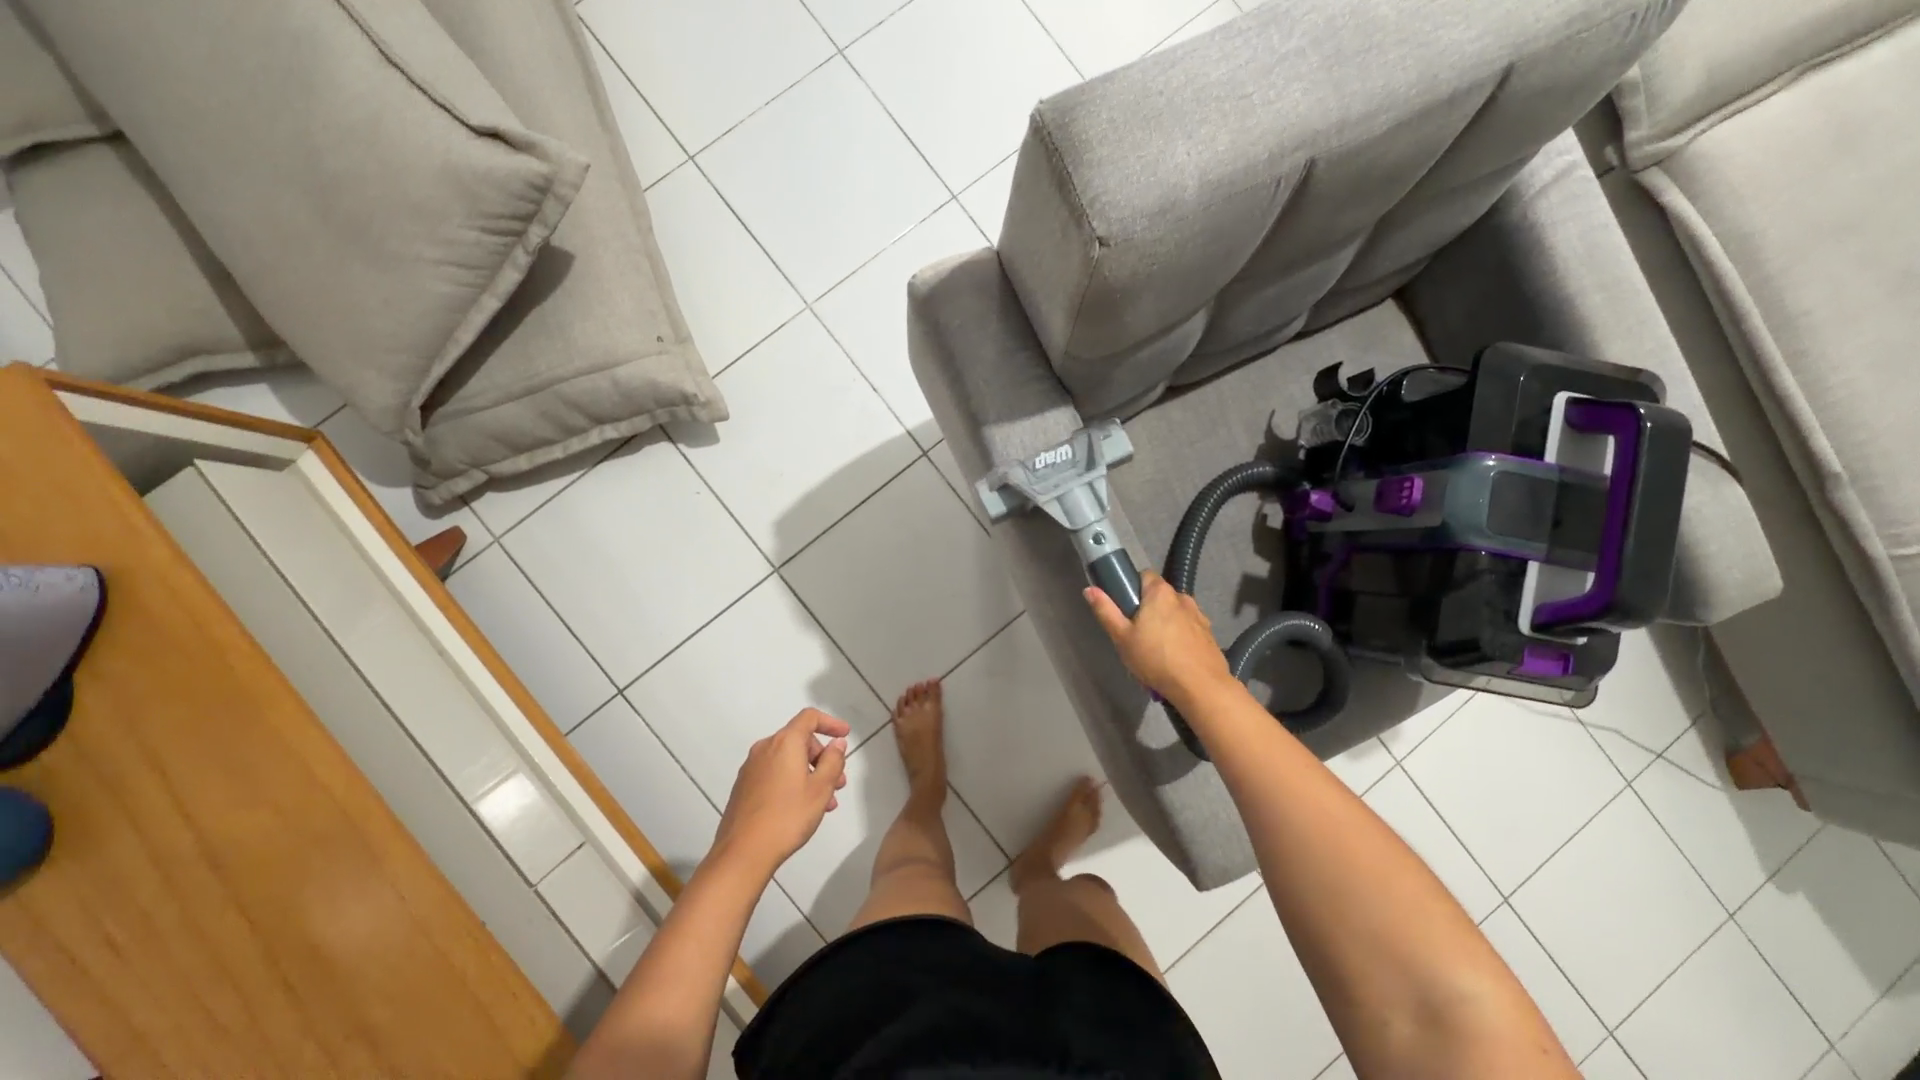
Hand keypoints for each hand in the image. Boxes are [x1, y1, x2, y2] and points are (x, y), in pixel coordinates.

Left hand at [713, 709, 850, 875]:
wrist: (743, 851)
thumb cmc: (788, 817)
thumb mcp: (820, 789)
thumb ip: (833, 761)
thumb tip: (837, 743)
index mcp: (784, 743)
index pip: (809, 718)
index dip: (830, 722)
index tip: (845, 735)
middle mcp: (764, 748)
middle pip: (799, 740)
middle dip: (822, 757)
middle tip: (838, 782)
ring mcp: (751, 768)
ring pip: (787, 760)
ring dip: (809, 774)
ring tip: (825, 802)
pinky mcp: (744, 786)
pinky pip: (774, 774)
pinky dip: (792, 781)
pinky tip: (801, 808)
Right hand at [1084, 571, 1231, 704]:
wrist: (1200, 686)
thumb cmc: (1156, 659)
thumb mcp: (1122, 638)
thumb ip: (1106, 611)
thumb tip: (1089, 589)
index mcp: (1160, 593)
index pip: (1145, 575)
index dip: (1133, 587)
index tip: (1125, 607)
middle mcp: (1183, 598)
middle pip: (1161, 596)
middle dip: (1149, 609)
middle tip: (1136, 634)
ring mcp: (1199, 616)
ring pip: (1176, 613)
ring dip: (1166, 623)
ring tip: (1157, 651)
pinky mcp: (1209, 634)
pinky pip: (1189, 629)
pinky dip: (1181, 637)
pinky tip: (1175, 659)